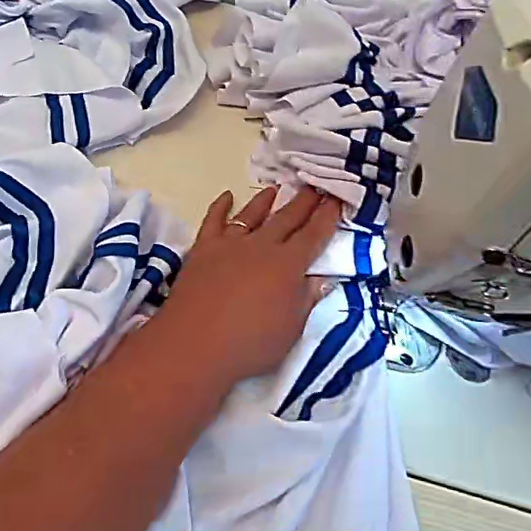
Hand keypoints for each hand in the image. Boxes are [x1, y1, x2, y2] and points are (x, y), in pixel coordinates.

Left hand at [145, 187, 341, 386]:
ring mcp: (229, 244)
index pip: (313, 236)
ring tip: (276, 188)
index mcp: (287, 265)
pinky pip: (213, 220)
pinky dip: (220, 206)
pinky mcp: (202, 248)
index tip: (336, 199)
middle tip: (315, 186)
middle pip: (285, 219)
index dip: (326, 217)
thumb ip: (306, 299)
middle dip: (303, 202)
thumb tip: (320, 278)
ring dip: (265, 200)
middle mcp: (259, 246)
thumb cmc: (250, 344)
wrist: (195, 342)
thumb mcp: (292, 328)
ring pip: (251, 215)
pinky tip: (226, 196)